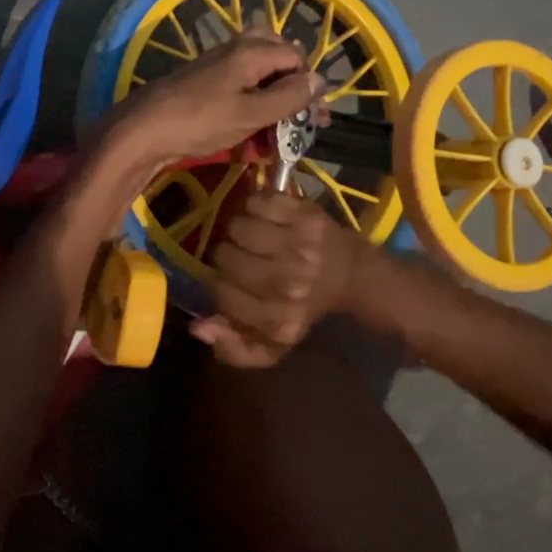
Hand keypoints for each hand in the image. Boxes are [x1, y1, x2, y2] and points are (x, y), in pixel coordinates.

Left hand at [101, 28, 324, 168]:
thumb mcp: (252, 113)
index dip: (310, 85)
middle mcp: (236, 51)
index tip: (316, 118)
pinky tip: (254, 136)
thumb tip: (320, 80)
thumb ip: (289, 97)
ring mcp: (218, 67)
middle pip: (277, 58)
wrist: (143, 130)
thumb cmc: (201, 120)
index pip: (295, 56)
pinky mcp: (205, 85)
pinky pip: (239, 90)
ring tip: (280, 134)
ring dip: (273, 102)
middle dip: (293, 88)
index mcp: (251, 51)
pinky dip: (252, 108)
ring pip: (258, 76)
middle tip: (302, 119)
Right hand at [190, 192, 367, 366]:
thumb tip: (199, 328)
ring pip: (237, 227)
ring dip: (237, 229)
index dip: (219, 286)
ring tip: (249, 236)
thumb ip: (233, 349)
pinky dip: (254, 205)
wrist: (352, 274)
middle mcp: (288, 283)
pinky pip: (257, 202)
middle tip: (239, 256)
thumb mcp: (274, 345)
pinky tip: (263, 217)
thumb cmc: (304, 308)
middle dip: (226, 256)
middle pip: (225, 258)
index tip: (229, 283)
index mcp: (279, 320)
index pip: (222, 295)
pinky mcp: (305, 214)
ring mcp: (298, 245)